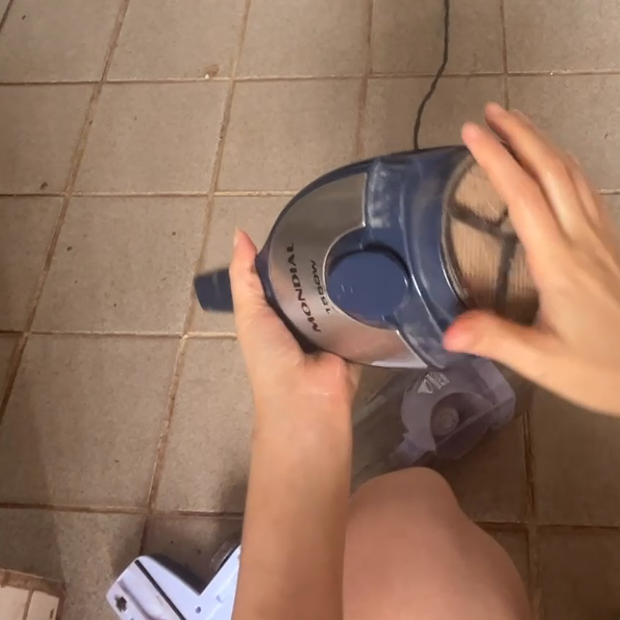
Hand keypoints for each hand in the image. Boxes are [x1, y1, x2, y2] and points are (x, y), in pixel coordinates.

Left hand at [228, 230, 358, 424]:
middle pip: (317, 280)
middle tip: (343, 229)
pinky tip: (380, 270)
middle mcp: (306, 317)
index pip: (287, 272)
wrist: (307, 399)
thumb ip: (244, 276)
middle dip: (327, 259)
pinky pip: (364, 310)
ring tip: (365, 242)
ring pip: (342, 292)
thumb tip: (239, 232)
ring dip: (350, 274)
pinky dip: (369, 295)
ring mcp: (334, 326)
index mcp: (278, 311)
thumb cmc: (271, 357)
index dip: (294, 250)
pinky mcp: (358, 335)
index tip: (311, 220)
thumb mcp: (249, 313)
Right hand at [444, 104, 619, 424]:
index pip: (523, 195)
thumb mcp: (543, 362)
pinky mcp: (615, 246)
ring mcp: (603, 238)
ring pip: (573, 175)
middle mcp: (583, 238)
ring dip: (544, 143)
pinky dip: (565, 165)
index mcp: (560, 261)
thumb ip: (495, 339)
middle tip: (491, 111)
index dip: (496, 158)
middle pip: (552, 170)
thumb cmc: (603, 371)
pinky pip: (588, 190)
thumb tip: (445, 331)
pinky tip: (558, 165)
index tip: (471, 131)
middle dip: (521, 134)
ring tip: (518, 124)